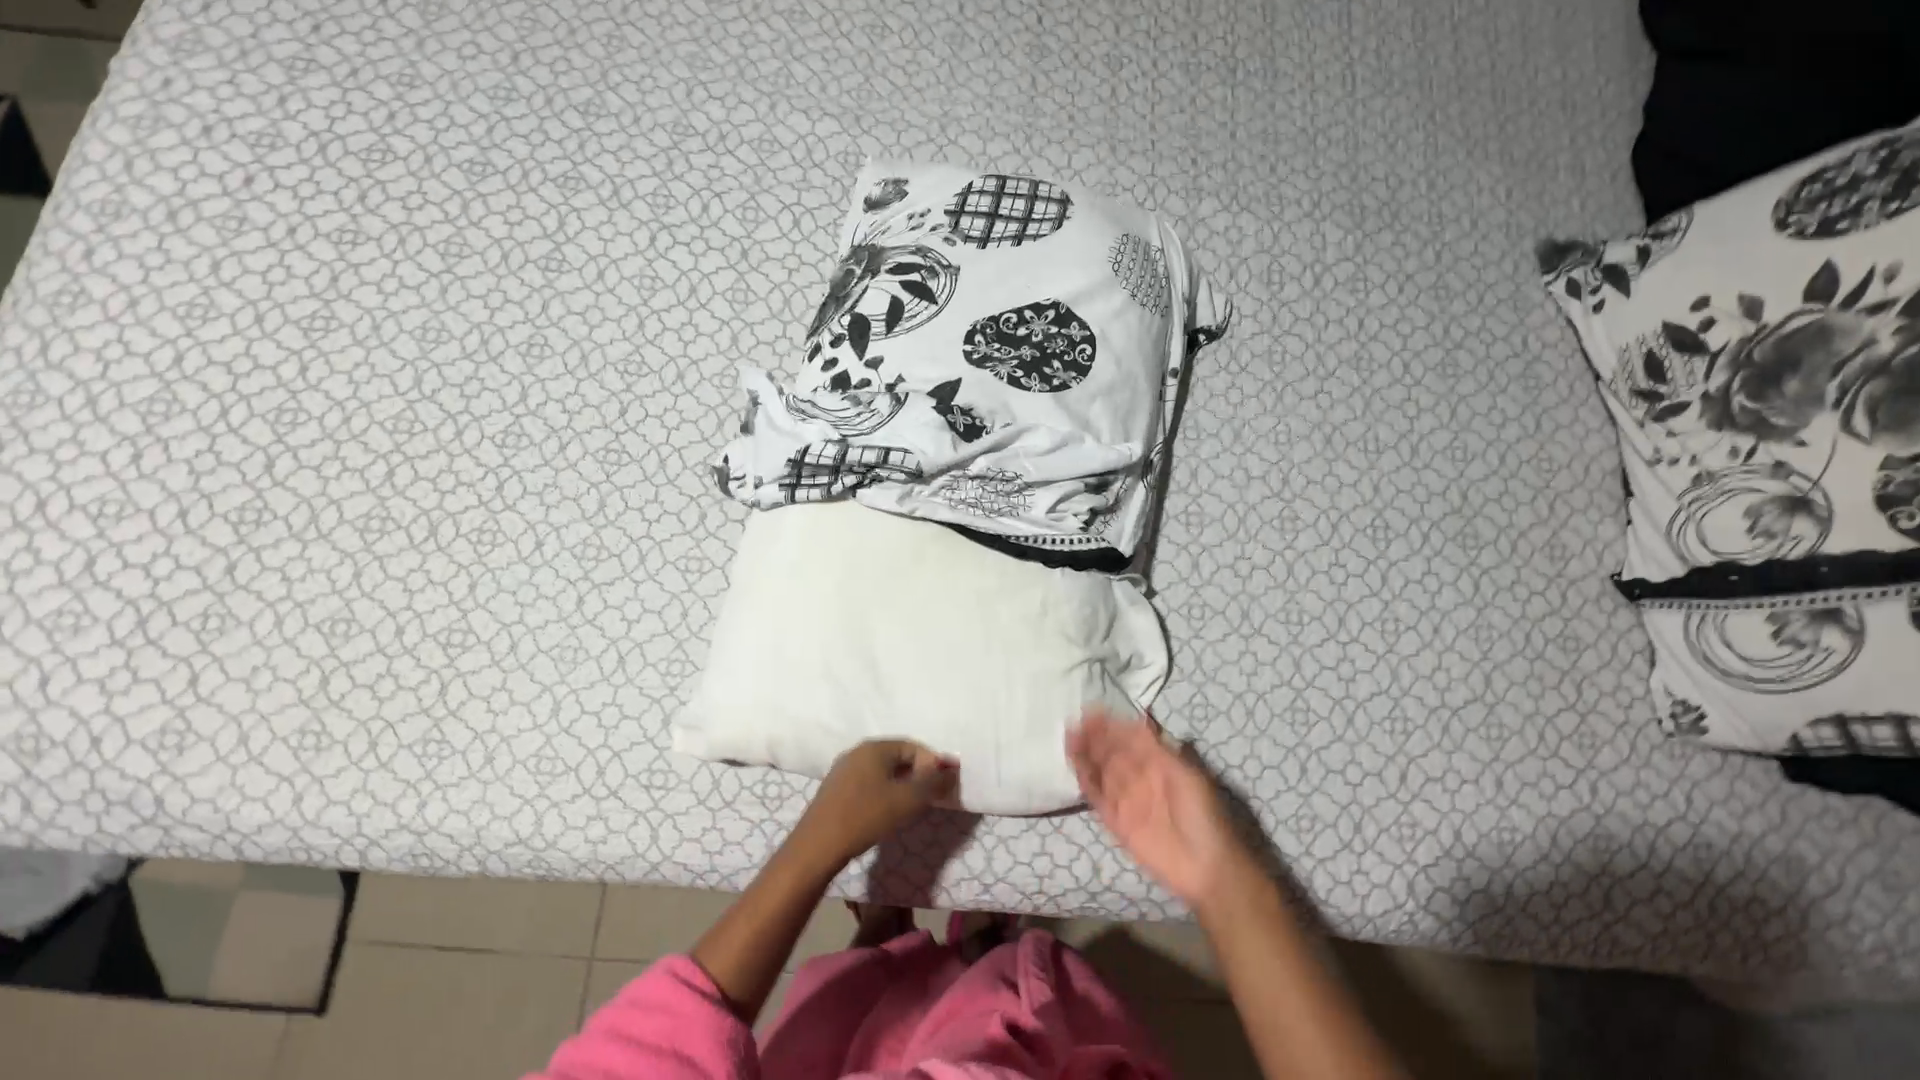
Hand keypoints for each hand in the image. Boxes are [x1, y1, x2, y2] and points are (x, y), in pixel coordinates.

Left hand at [790, 739, 957, 867]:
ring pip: (882, 772)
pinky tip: (885, 814)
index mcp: (874, 747)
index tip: (942, 789)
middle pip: (898, 758)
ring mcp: (843, 770)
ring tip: (909, 809)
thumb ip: (933, 783)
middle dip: (918, 776)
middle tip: (929, 800)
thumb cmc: (866, 815)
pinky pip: (868, 783)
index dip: (933, 765)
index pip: (914, 747)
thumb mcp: (908, 800)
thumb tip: (952, 769)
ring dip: (901, 787)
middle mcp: (857, 752)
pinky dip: (883, 794)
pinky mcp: (835, 789)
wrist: (818, 845)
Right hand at [1067, 707, 1254, 908]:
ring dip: (1086, 755)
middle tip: (1075, 722)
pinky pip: (1096, 797)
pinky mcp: (1115, 820)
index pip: (1130, 737)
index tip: (1093, 712)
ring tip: (1069, 737)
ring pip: (1101, 771)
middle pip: (1112, 752)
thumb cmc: (1203, 815)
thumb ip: (1158, 751)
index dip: (1112, 725)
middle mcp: (1140, 777)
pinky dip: (1085, 781)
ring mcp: (1126, 798)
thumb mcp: (1185, 775)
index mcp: (1159, 763)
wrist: (1205, 865)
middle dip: (1094, 736)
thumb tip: (1137, 721)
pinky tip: (1074, 766)